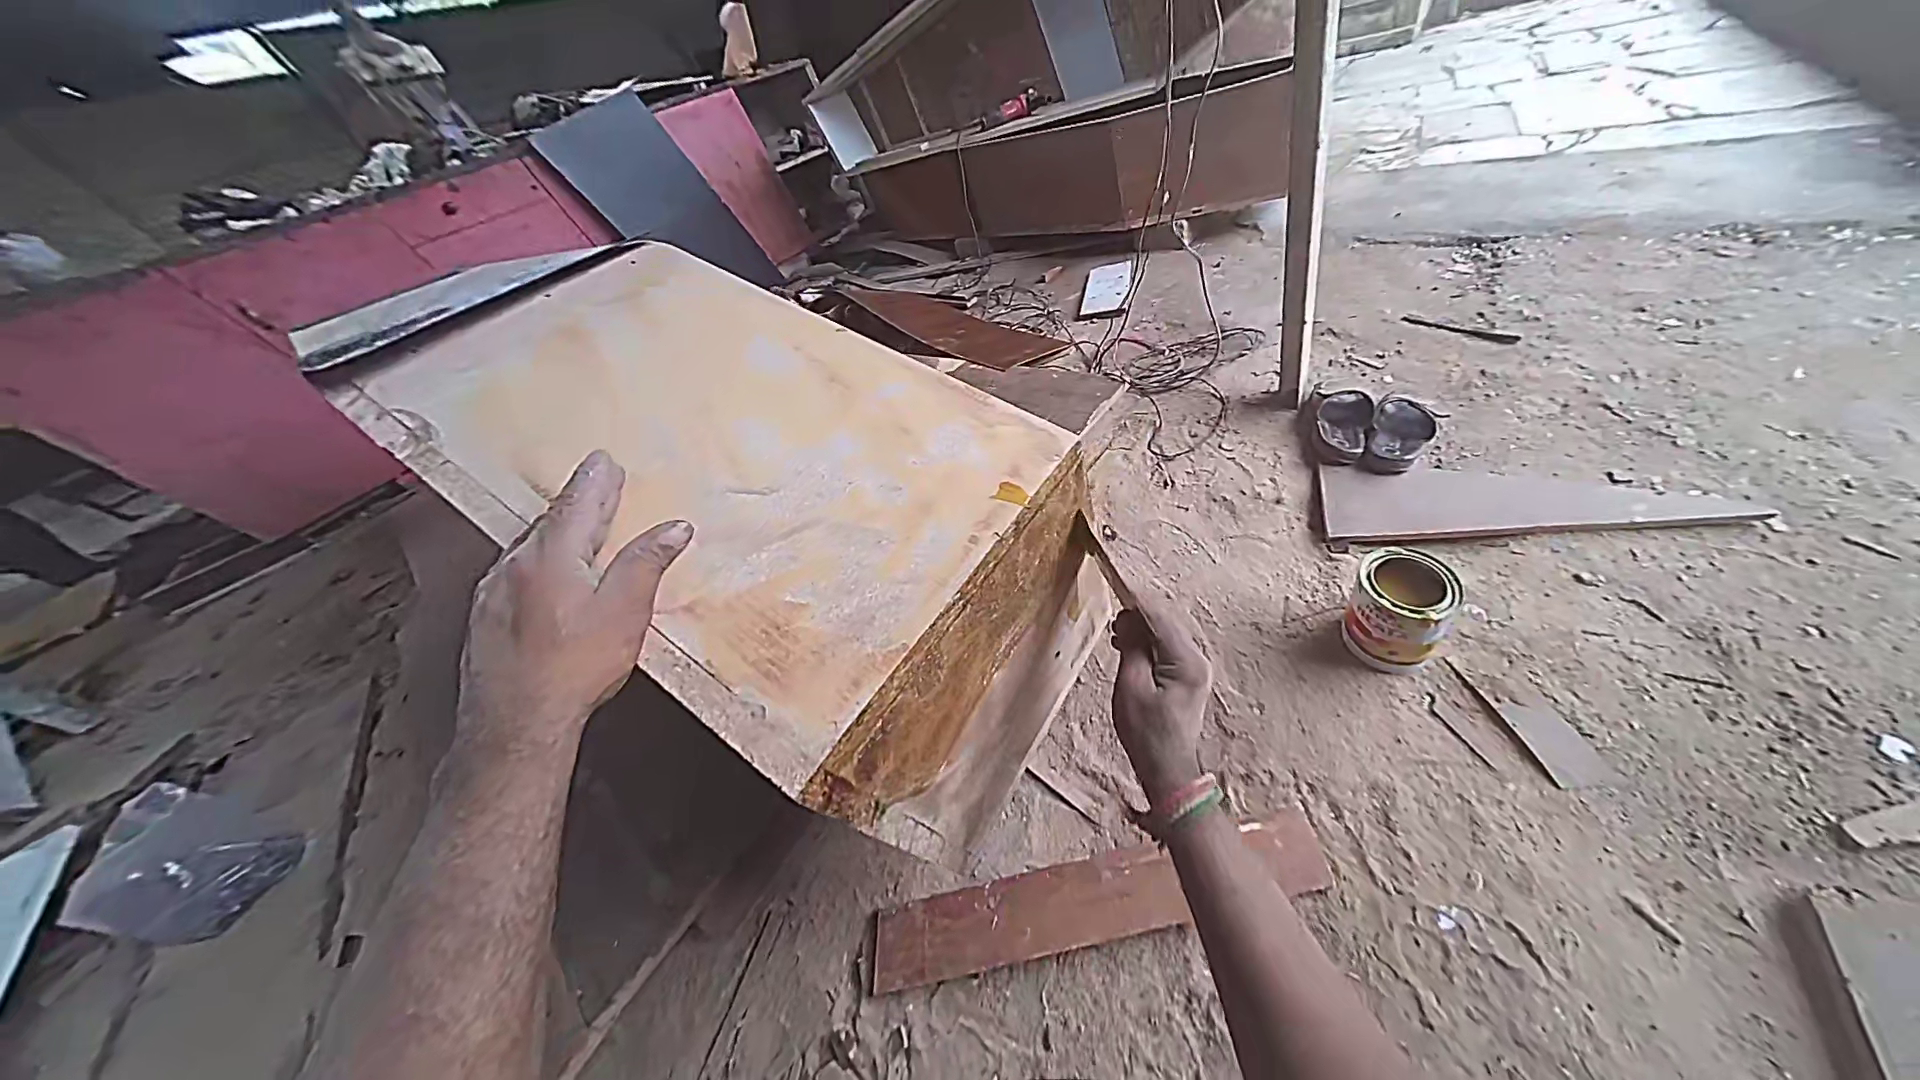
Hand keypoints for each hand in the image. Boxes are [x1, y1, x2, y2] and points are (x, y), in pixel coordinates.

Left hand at [459, 450, 692, 750]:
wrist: (516, 723)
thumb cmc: (575, 667)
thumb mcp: (626, 610)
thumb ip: (647, 563)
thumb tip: (674, 527)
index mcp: (552, 557)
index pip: (578, 505)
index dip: (595, 482)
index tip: (604, 461)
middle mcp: (516, 566)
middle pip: (553, 521)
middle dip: (579, 500)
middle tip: (597, 483)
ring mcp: (495, 591)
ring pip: (531, 546)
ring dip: (558, 528)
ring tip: (578, 523)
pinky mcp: (486, 617)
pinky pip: (516, 570)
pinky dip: (539, 557)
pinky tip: (548, 570)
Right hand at [1110, 595, 1211, 805]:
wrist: (1167, 769)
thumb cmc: (1146, 733)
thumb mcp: (1131, 687)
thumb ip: (1132, 648)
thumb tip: (1128, 620)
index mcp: (1187, 661)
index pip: (1160, 618)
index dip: (1136, 601)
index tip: (1115, 584)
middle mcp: (1197, 659)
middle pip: (1166, 622)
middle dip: (1138, 615)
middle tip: (1113, 621)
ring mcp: (1195, 668)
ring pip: (1166, 633)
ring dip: (1141, 629)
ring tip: (1117, 636)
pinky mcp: (1188, 676)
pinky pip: (1167, 647)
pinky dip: (1148, 642)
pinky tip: (1129, 648)